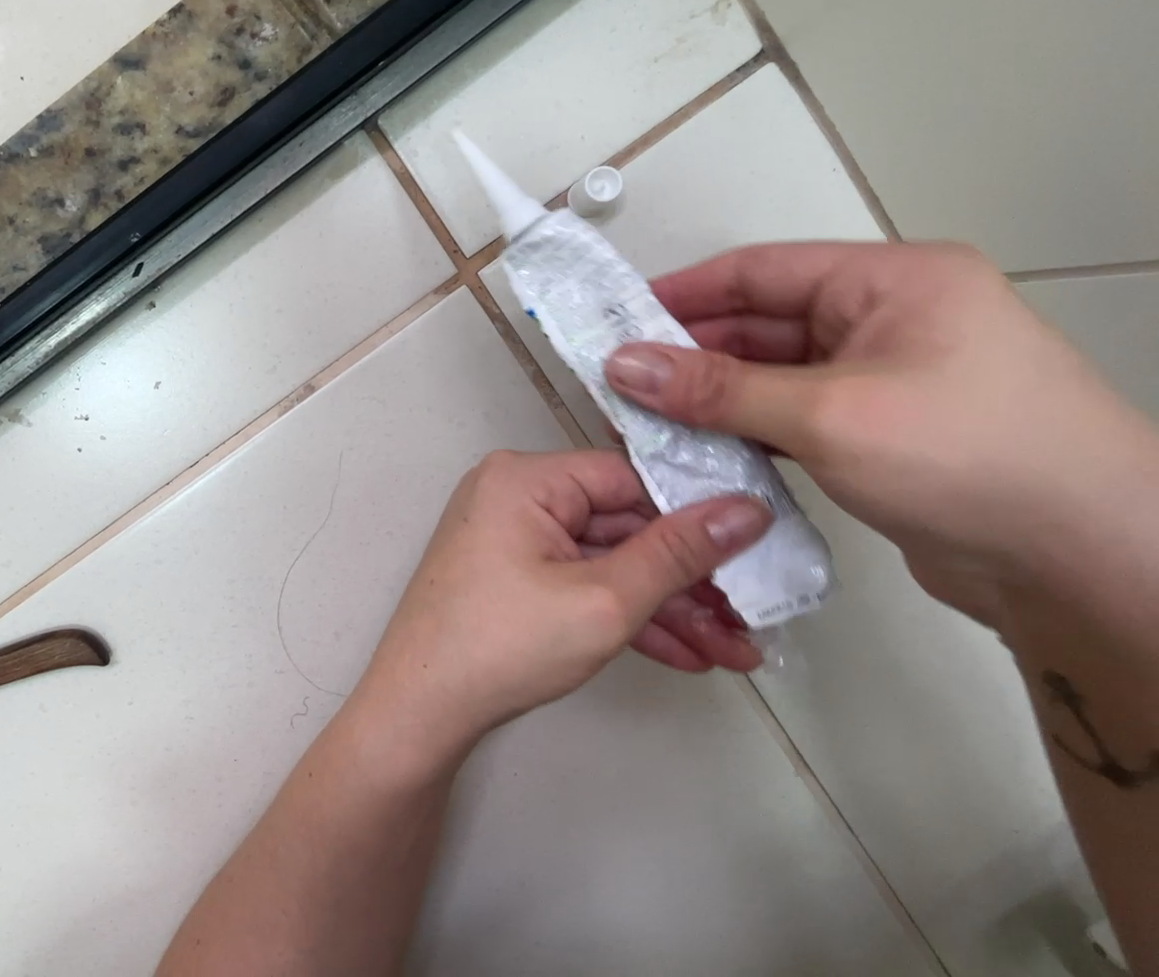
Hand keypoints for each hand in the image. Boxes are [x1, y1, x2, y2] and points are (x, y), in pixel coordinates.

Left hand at [349, 450, 769, 762]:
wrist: (422, 707)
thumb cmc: (505, 644)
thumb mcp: (605, 599)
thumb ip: (679, 553)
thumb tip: (749, 508)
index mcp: (524, 479)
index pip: (629, 475)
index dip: (696, 510)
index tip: (761, 544)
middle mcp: (512, 496)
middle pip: (621, 523)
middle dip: (689, 577)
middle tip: (755, 614)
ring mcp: (508, 538)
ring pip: (606, 561)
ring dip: (667, 606)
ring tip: (736, 651)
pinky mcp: (509, 577)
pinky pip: (578, 583)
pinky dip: (624, 616)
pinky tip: (685, 655)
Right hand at [603, 242, 1154, 620]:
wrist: (1085, 559)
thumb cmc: (968, 458)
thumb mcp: (827, 413)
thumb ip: (717, 388)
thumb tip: (622, 365)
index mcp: (892, 282)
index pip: (760, 271)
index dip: (680, 294)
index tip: (612, 321)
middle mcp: (886, 319)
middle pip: (759, 324)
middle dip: (686, 354)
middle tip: (615, 382)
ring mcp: (882, 377)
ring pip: (768, 374)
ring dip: (707, 397)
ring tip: (638, 418)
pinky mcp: (875, 430)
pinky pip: (786, 415)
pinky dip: (739, 429)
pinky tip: (691, 448)